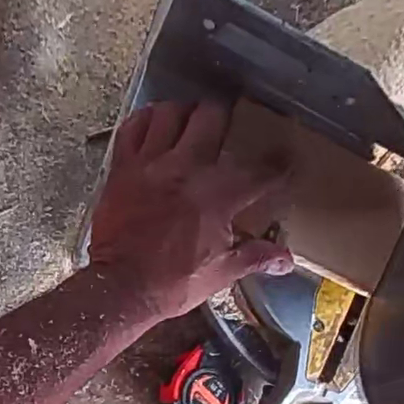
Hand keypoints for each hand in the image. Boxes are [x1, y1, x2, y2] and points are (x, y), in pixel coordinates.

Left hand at [85, 100, 292, 322]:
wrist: (119, 290)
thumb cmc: (167, 285)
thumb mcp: (219, 274)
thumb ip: (254, 258)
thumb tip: (284, 259)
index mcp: (218, 196)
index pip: (260, 171)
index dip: (277, 166)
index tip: (283, 164)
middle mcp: (186, 169)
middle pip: (213, 117)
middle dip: (225, 119)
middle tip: (225, 129)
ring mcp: (151, 166)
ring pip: (172, 113)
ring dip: (183, 113)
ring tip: (188, 122)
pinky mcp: (122, 171)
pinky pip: (132, 129)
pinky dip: (143, 121)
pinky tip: (152, 126)